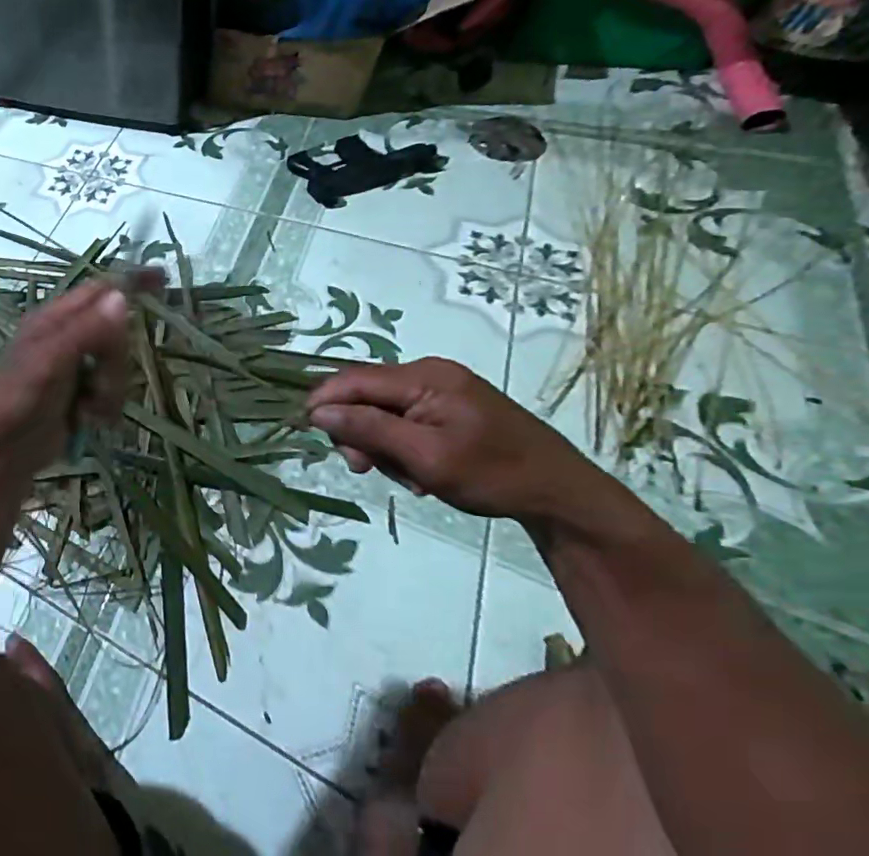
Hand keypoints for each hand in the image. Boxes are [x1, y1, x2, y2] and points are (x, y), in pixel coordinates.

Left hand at [0, 280, 130, 478]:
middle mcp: (66, 336)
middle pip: (115, 331)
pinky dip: (107, 404)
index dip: (130, 284)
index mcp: (54, 318)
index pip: (99, 289)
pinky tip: (89, 418)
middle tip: (99, 383)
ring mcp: (75, 365)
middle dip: (115, 360)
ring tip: (88, 408)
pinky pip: (113, 388)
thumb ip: (87, 330)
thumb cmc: (20, 400)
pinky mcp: (82, 392)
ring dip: (111, 388)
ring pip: (117, 363)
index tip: (163, 281)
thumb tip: (121, 297)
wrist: (6, 453)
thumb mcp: (51, 361)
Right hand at [306, 358, 612, 522]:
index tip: (306, 431)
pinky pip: (406, 420)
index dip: (324, 401)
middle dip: (359, 432)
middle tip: (366, 470)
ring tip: (409, 478)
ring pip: (384, 411)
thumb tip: (318, 412)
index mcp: (424, 377)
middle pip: (367, 394)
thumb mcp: (425, 457)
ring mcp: (442, 389)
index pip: (354, 379)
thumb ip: (369, 430)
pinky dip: (402, 446)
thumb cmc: (494, 475)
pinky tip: (421, 472)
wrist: (561, 494)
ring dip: (382, 445)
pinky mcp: (450, 407)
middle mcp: (429, 373)